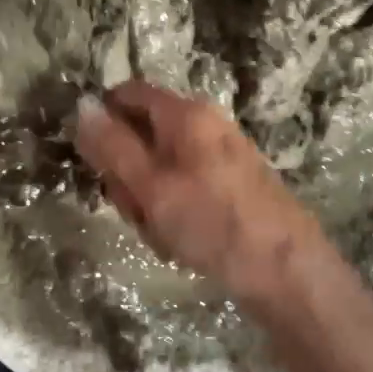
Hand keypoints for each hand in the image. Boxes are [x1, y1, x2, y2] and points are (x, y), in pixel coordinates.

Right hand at [75, 81, 329, 309]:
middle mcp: (206, 123)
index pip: (127, 94)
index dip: (103, 121)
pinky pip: (184, 187)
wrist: (291, 277)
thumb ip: (111, 145)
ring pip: (160, 166)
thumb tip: (81, 104)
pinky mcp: (234, 185)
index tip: (94, 162)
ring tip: (160, 233)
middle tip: (132, 209)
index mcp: (185, 113)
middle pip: (141, 133)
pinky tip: (182, 242)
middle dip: (126, 172)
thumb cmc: (214, 224)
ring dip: (147, 199)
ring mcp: (222, 155)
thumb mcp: (150, 187)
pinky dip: (173, 211)